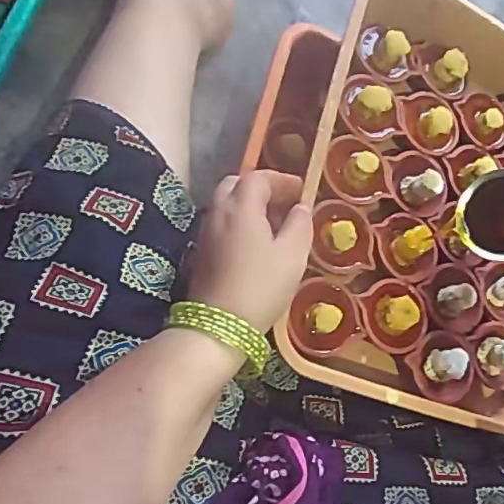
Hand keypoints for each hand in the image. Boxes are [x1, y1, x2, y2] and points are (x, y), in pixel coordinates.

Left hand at [186, 170, 311, 331]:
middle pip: (236, 185)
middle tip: (284, 205)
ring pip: (226, 205)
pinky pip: (221, 225)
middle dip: (261, 189)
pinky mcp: (202, 253)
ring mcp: (206, 233)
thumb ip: (300, 225)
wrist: (218, 326)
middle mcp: (218, 212)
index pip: (259, 177)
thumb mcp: (293, 256)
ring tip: (273, 227)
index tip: (302, 191)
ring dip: (249, 207)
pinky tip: (256, 246)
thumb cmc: (261, 287)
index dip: (283, 180)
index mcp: (241, 207)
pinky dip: (239, 224)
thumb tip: (300, 207)